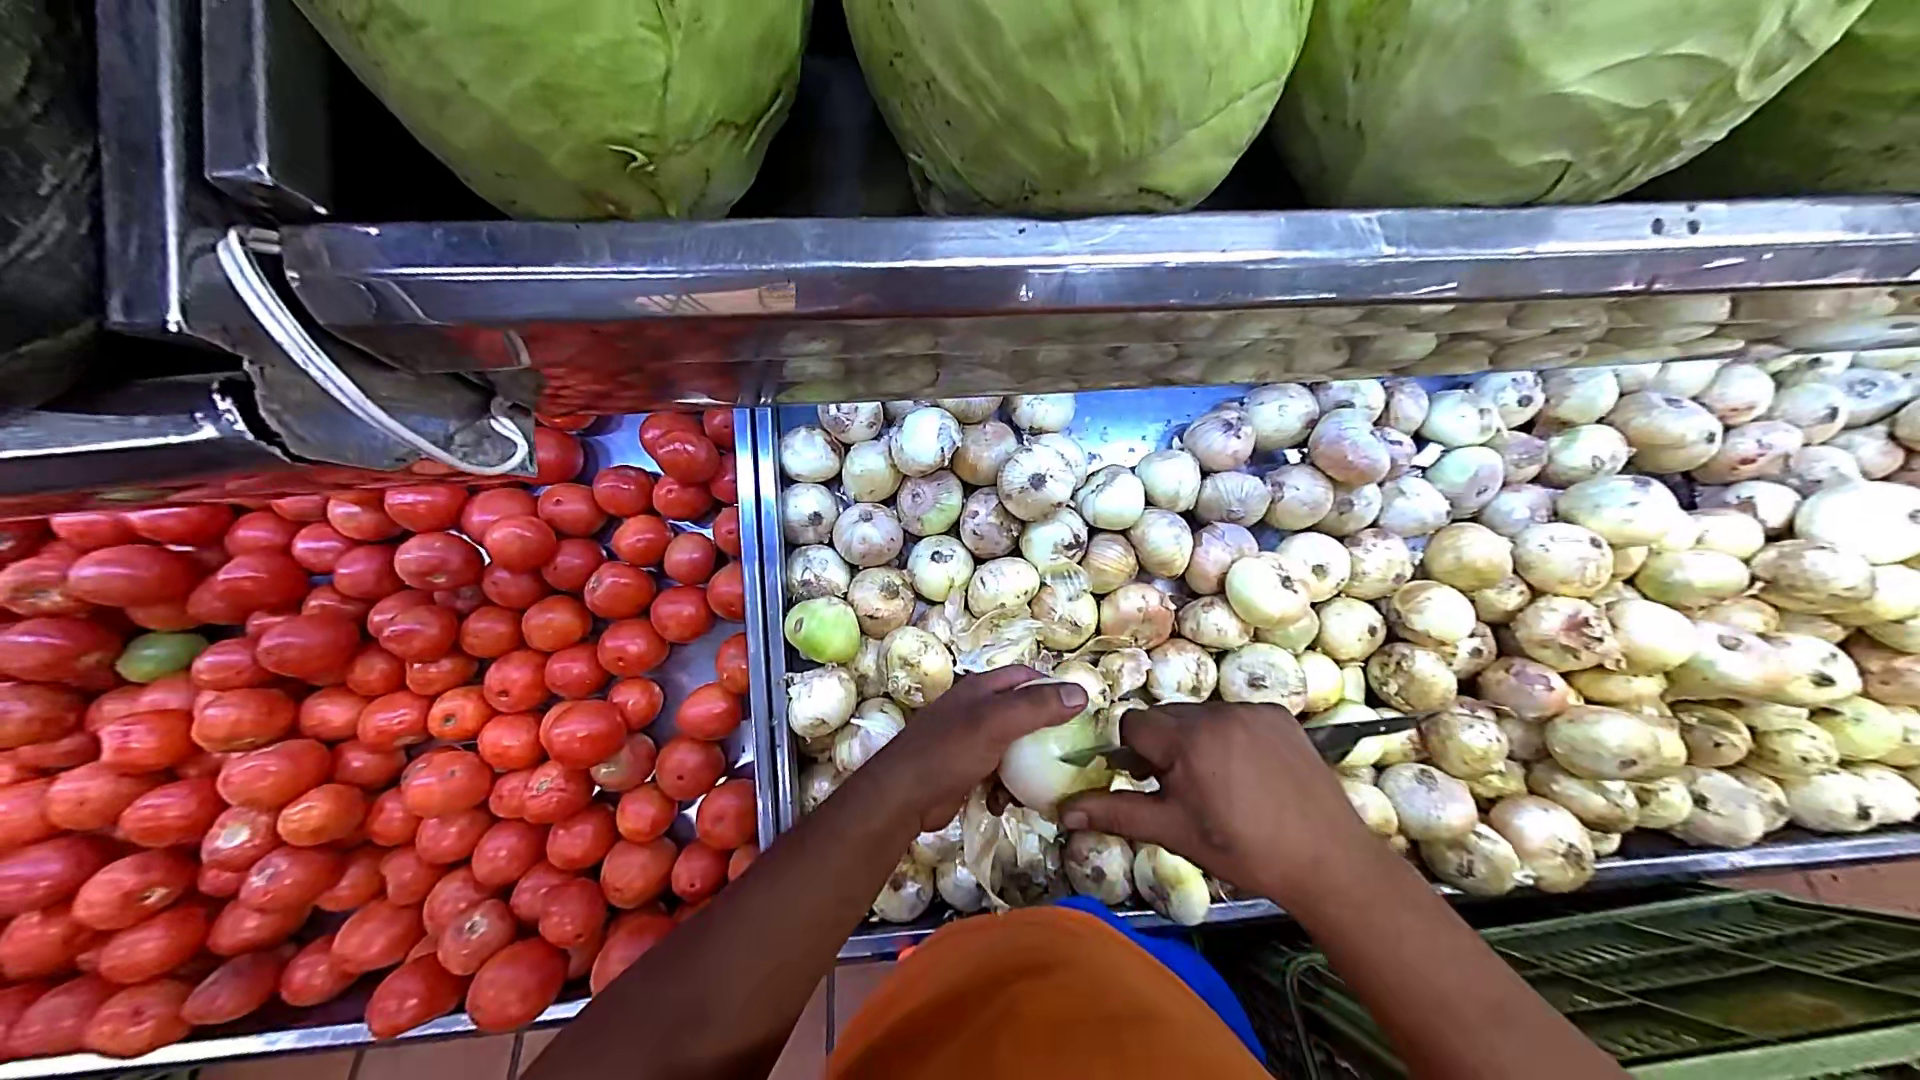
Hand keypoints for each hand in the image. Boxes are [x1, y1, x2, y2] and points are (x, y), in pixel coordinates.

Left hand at [865, 667, 1087, 830]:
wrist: (902, 796)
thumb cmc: (948, 751)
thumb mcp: (995, 722)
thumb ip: (1037, 706)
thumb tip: (1081, 692)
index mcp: (982, 688)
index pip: (1026, 676)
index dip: (1053, 688)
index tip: (1081, 711)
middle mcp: (977, 709)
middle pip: (1023, 714)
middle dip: (1045, 733)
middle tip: (1071, 753)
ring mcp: (970, 741)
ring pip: (1014, 748)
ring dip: (1027, 768)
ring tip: (1042, 786)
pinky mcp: (966, 771)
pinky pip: (998, 775)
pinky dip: (1005, 788)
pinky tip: (1004, 804)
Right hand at [1059, 702, 1377, 906]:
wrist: (1329, 860)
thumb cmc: (1243, 850)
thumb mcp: (1173, 831)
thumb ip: (1115, 812)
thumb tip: (1063, 812)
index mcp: (1187, 739)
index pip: (1134, 725)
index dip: (1136, 754)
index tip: (1153, 781)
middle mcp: (1216, 712)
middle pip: (1166, 718)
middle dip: (1165, 746)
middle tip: (1186, 788)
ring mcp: (1251, 709)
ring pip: (1200, 716)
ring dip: (1197, 740)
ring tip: (1222, 783)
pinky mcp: (1278, 714)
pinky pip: (1235, 715)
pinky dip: (1231, 735)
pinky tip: (1251, 771)